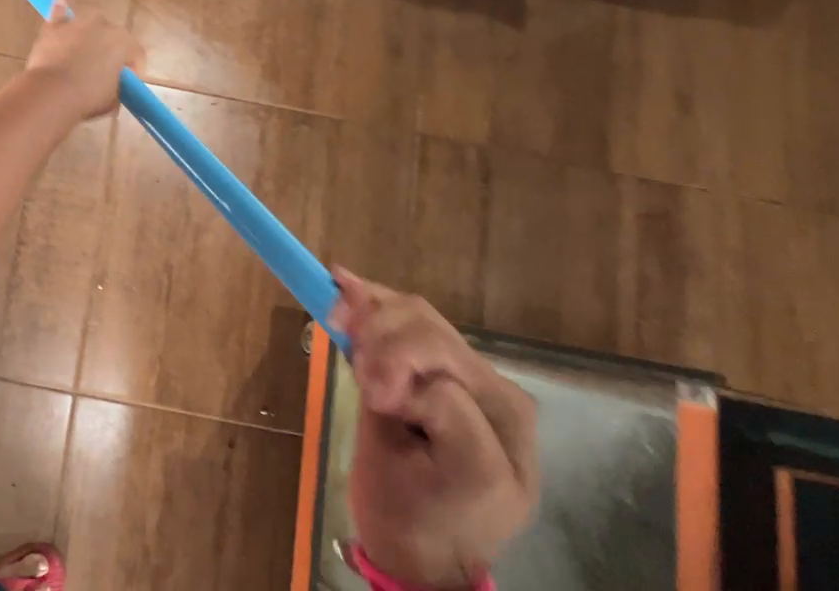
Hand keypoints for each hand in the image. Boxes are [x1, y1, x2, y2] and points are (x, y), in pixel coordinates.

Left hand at [23, 0, 144, 121]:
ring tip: (83, 46)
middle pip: (112, 34)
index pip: (136, 53)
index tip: (126, 82)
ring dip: (89, 31)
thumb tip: (111, 87)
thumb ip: (116, 88)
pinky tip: (60, 5)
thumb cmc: (87, 98)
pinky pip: (60, 14)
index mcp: (124, 43)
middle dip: (109, 49)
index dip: (132, 68)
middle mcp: (104, 26)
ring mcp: (77, 23)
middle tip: (101, 69)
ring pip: (89, 21)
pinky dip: (61, 11)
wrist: (51, 92)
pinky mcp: (54, 27)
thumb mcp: (112, 100)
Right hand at [332, 269, 537, 589]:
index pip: (440, 368)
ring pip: (419, 318)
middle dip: (379, 332)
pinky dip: (377, 306)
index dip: (396, 369)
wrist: (425, 553)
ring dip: (373, 313)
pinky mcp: (449, 373)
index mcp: (501, 424)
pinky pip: (415, 325)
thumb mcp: (422, 474)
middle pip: (430, 331)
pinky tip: (345, 285)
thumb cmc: (416, 520)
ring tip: (337, 319)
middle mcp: (497, 393)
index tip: (368, 394)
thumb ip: (414, 407)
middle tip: (339, 341)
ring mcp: (475, 380)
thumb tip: (374, 351)